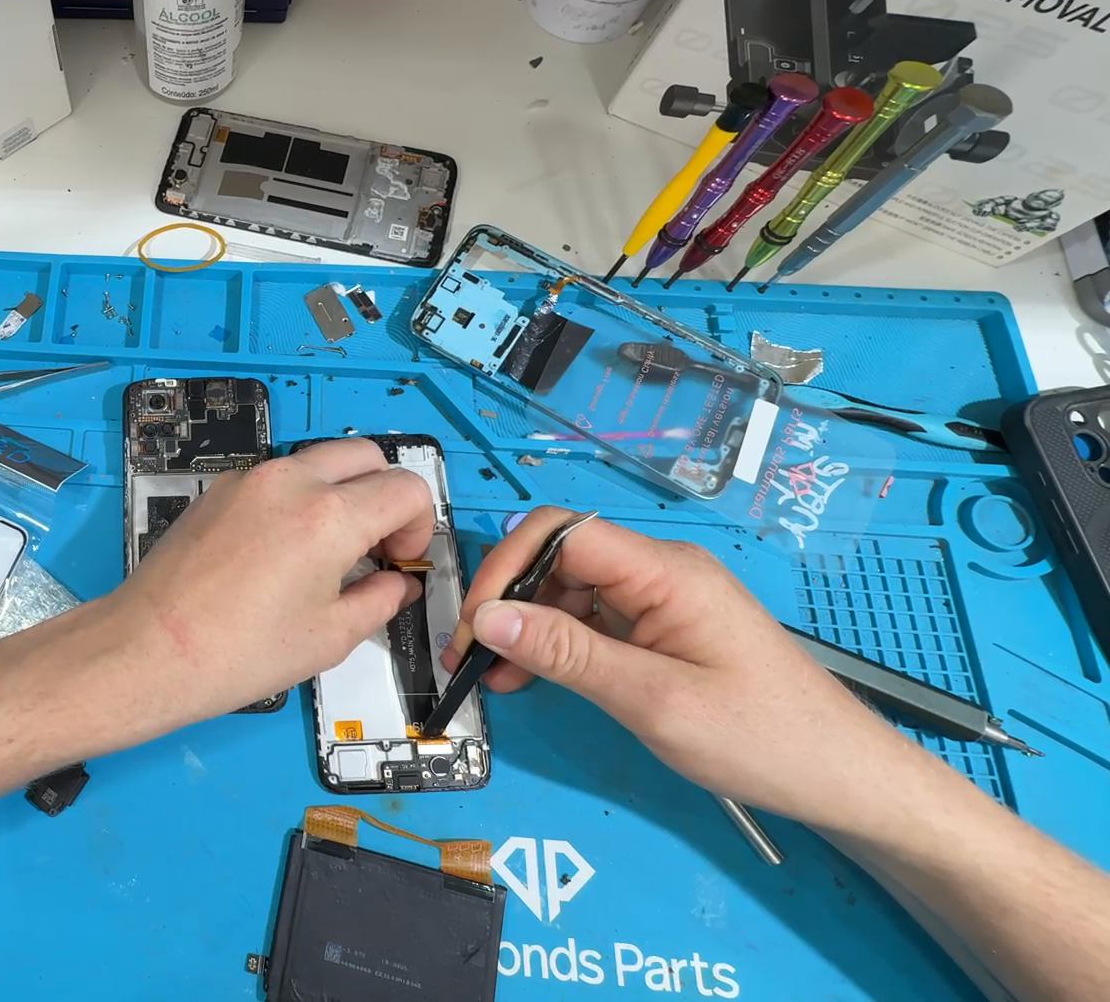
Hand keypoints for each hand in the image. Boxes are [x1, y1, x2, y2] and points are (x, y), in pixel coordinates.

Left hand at [100, 439, 434, 725]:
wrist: (151, 646)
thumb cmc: (244, 652)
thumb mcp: (330, 637)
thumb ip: (380, 599)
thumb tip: (399, 581)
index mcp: (329, 515)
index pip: (406, 488)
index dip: (417, 526)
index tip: (398, 562)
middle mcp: (291, 479)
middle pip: (366, 455)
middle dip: (384, 494)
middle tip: (371, 547)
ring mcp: (249, 477)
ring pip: (318, 459)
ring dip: (340, 490)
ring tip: (325, 549)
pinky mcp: (218, 488)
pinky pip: (276, 475)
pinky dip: (297, 495)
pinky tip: (278, 547)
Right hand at [444, 507, 935, 832]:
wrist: (848, 784)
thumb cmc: (761, 740)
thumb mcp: (654, 701)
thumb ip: (566, 654)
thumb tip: (485, 617)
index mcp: (664, 571)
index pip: (560, 533)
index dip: (505, 567)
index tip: (474, 623)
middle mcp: (656, 571)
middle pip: (556, 559)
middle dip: (505, 601)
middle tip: (468, 655)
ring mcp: (656, 599)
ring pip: (563, 591)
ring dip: (521, 628)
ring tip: (487, 674)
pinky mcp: (654, 626)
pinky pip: (584, 620)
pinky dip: (548, 645)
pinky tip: (524, 677)